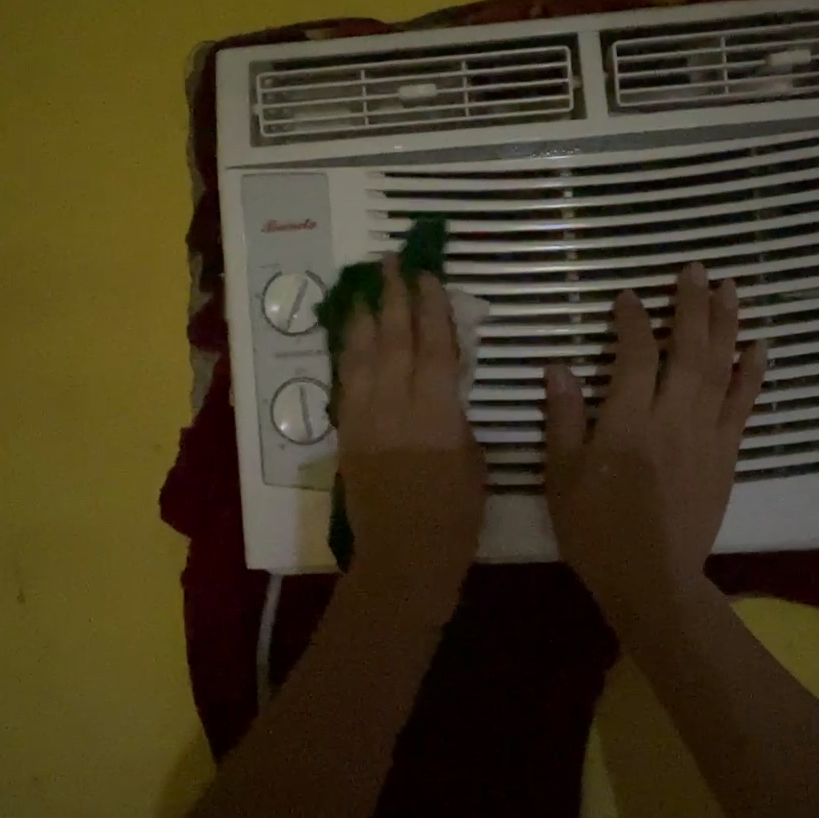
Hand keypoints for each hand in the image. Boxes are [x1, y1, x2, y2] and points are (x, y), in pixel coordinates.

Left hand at [336, 255, 486, 615]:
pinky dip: (346, 354)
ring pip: (361, 355)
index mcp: (438, 411)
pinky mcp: (347, 433)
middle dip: (392, 296)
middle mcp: (397, 404)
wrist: (404, 556)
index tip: (426, 274)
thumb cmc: (455, 515)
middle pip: (393, 338)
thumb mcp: (474, 459)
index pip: (434, 344)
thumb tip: (446, 388)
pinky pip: (345, 382)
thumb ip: (457, 416)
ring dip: (362, 317)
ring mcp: (367, 416)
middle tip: (388, 261)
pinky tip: (349, 337)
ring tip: (362, 287)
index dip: (430, 305)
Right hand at [543, 263, 767, 615]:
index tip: (628, 297)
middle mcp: (672, 419)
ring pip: (720, 368)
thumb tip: (559, 365)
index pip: (635, 354)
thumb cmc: (596, 528)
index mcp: (627, 422)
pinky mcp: (727, 455)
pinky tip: (758, 346)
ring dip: (726, 324)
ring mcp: (706, 435)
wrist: (651, 579)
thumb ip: (563, 418)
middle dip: (692, 304)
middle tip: (695, 269)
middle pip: (688, 349)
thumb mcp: (561, 475)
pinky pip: (743, 405)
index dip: (633, 320)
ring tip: (730, 288)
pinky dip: (752, 373)